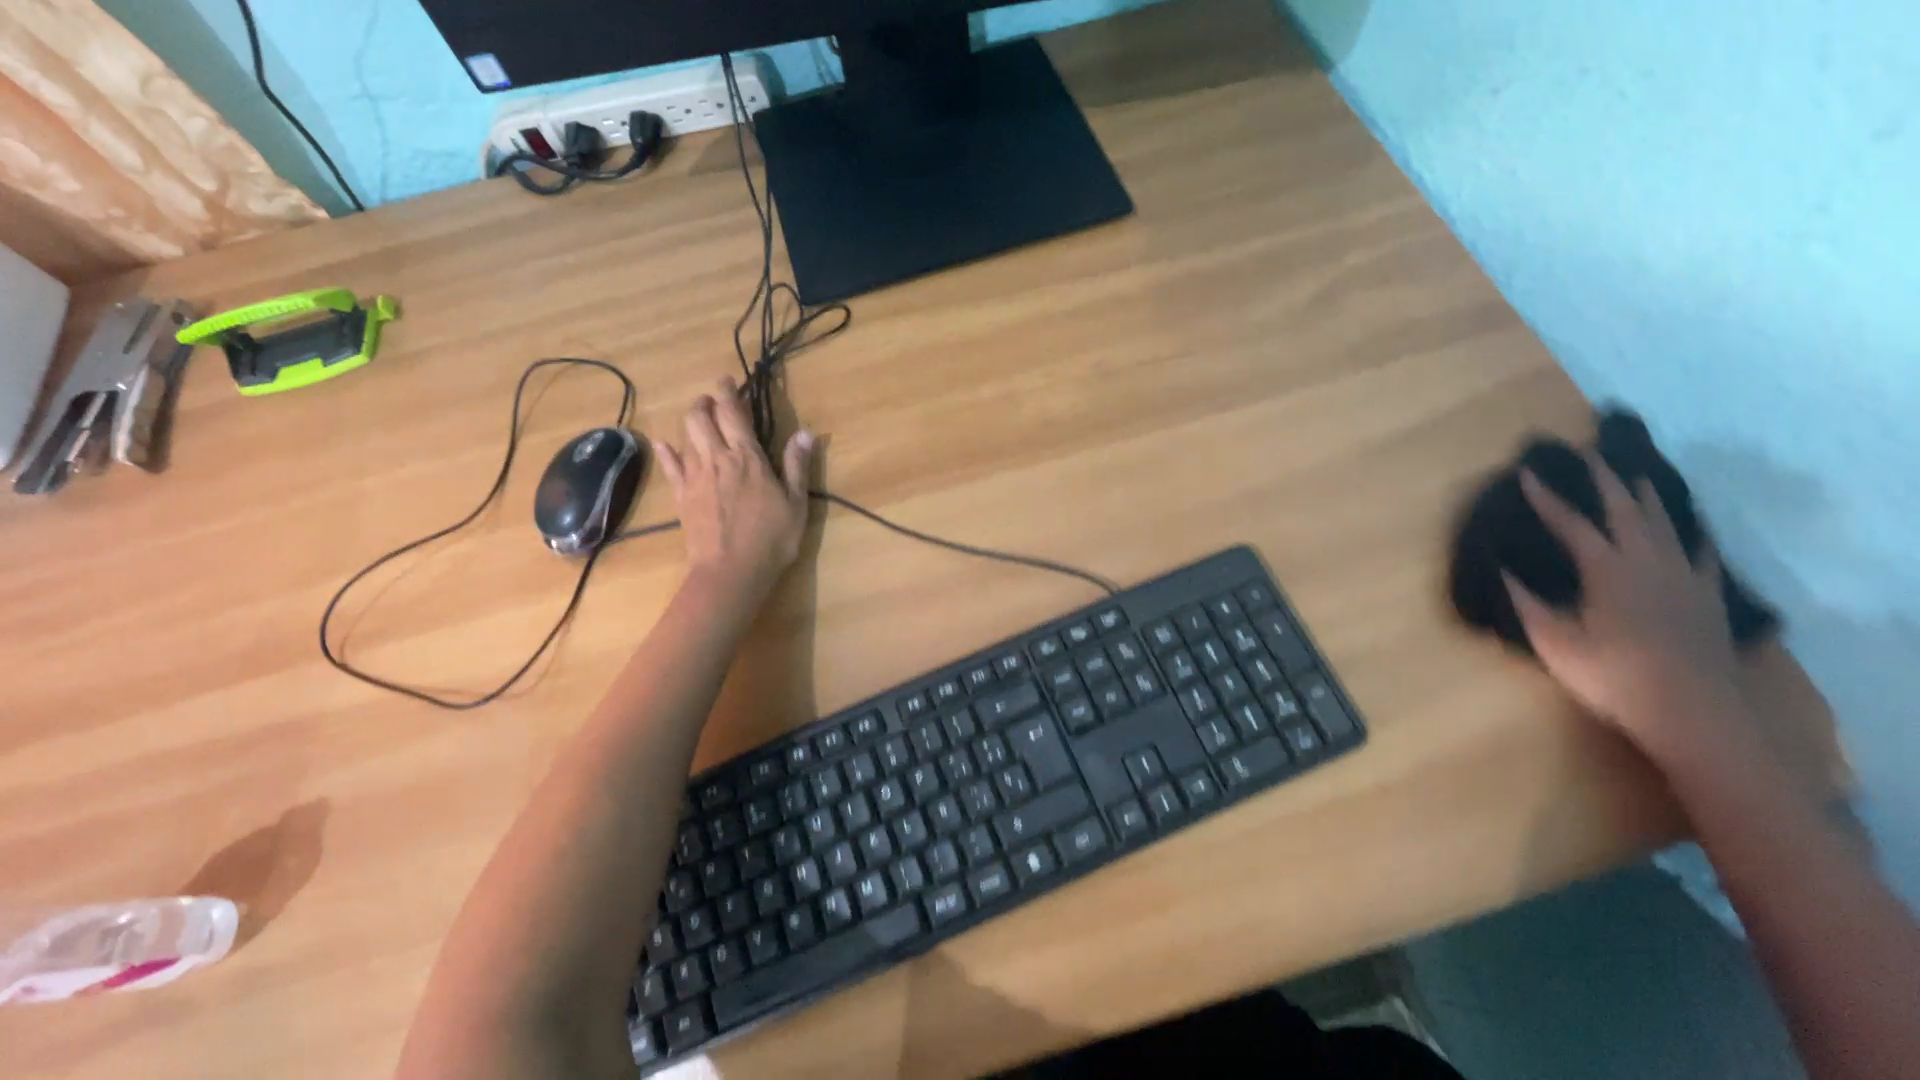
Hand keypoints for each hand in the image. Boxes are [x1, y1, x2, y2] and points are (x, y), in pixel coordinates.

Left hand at [653, 378, 814, 600]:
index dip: (728, 392)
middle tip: (713, 400)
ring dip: (691, 421)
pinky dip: (667, 450)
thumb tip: (805, 434)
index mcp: (748, 458)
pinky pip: (670, 465)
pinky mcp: (681, 495)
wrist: (730, 572)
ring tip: (699, 419)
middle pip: (700, 417)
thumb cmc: (771, 540)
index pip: (733, 413)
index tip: (727, 380)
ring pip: (685, 436)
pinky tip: (664, 443)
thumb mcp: (796, 504)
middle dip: (705, 402)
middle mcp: (717, 459)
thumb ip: (797, 467)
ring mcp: (694, 476)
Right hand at [1504, 452, 1746, 763]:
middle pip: (1625, 509)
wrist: (1692, 708)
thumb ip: (1528, 603)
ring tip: (1636, 479)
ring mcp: (1683, 575)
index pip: (1570, 522)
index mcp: (1606, 568)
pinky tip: (1692, 533)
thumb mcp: (1555, 642)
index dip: (1547, 498)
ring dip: (1647, 498)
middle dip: (1605, 480)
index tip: (1528, 473)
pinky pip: (1701, 556)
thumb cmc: (1613, 675)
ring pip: (1665, 524)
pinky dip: (1692, 539)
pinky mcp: (1707, 596)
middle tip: (1590, 454)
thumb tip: (1502, 570)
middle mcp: (1647, 559)